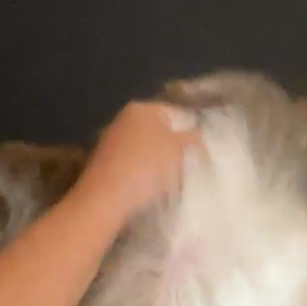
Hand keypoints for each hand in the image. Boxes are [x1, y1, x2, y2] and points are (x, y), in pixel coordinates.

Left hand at [72, 101, 200, 218]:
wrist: (106, 197)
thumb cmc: (147, 166)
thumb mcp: (179, 150)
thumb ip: (192, 139)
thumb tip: (199, 134)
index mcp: (142, 108)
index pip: (175, 113)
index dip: (191, 130)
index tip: (201, 150)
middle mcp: (123, 118)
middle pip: (159, 130)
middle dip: (174, 146)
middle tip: (190, 165)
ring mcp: (111, 140)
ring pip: (145, 148)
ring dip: (158, 161)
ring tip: (173, 180)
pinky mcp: (104, 162)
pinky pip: (132, 163)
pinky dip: (143, 172)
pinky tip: (151, 187)